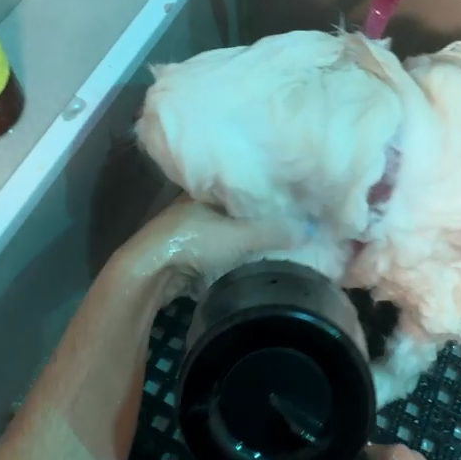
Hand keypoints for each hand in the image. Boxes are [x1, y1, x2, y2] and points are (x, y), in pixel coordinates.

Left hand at [114, 197, 290, 295]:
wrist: (150, 271)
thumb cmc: (195, 242)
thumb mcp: (241, 235)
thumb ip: (273, 232)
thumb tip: (310, 229)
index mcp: (206, 191)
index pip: (240, 188)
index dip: (263, 195)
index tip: (287, 205)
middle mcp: (194, 206)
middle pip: (232, 212)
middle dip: (253, 221)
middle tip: (284, 231)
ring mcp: (183, 232)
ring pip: (220, 234)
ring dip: (239, 243)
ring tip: (269, 250)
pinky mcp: (179, 255)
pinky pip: (211, 254)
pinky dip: (226, 260)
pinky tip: (243, 267)